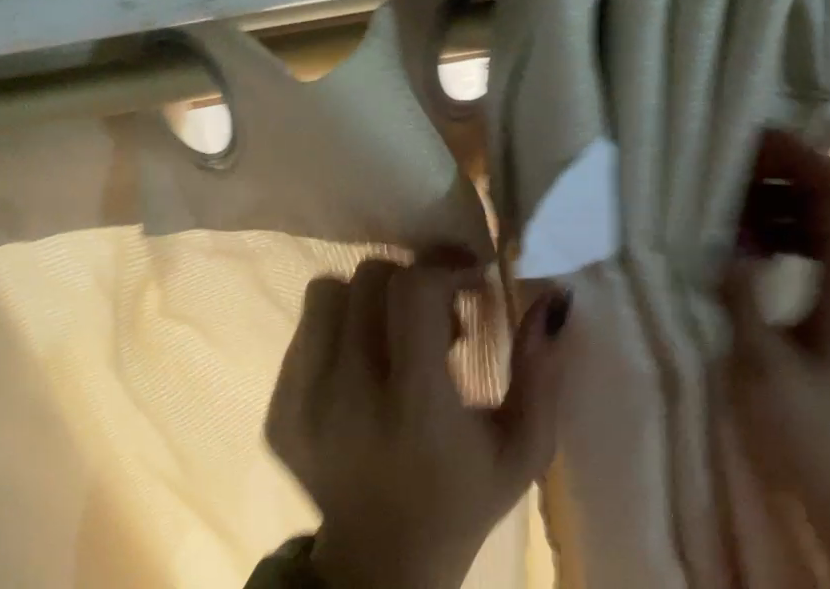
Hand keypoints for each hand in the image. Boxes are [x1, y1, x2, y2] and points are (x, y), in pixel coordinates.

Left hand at [266, 257, 573, 588]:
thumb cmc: (466, 497)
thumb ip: (542, 372)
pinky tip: (367, 365)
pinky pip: (305, 331)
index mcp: (414, 409)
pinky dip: (340, 330)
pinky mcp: (278, 412)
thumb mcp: (525, 447)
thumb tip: (551, 298)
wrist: (383, 565)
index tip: (472, 283)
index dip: (446, 270)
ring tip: (398, 334)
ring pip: (328, 293)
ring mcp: (302, 405)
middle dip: (412, 280)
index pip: (413, 292)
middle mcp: (347, 399)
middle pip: (370, 280)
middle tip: (441, 315)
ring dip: (369, 299)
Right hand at [721, 129, 829, 517]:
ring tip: (727, 204)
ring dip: (776, 202)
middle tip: (726, 168)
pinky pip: (811, 247)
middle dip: (780, 173)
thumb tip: (726, 244)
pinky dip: (779, 233)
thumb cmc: (807, 430)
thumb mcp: (763, 365)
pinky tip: (743, 247)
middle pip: (828, 196)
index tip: (747, 142)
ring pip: (819, 220)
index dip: (795, 156)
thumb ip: (743, 298)